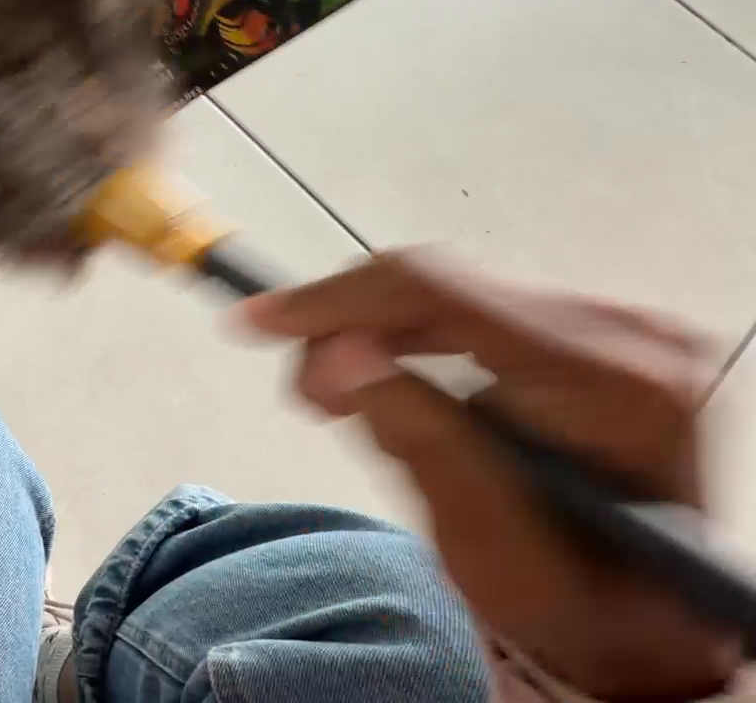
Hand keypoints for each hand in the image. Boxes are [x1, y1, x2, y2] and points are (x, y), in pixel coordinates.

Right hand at [239, 250, 740, 700]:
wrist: (641, 611)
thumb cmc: (568, 600)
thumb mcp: (491, 552)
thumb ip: (424, 446)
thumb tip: (338, 354)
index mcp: (614, 384)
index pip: (438, 295)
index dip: (332, 299)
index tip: (253, 320)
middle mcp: (622, 333)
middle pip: (426, 284)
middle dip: (339, 328)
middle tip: (309, 398)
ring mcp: (603, 323)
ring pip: (425, 290)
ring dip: (358, 336)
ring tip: (337, 400)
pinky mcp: (575, 325)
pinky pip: (443, 302)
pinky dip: (388, 337)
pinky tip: (378, 380)